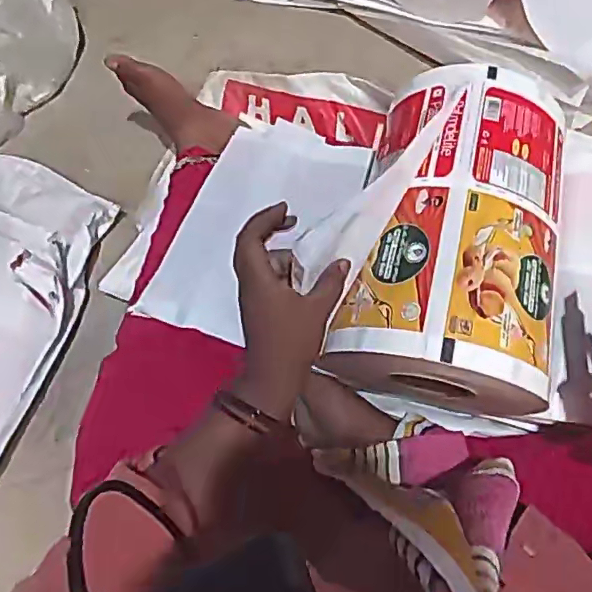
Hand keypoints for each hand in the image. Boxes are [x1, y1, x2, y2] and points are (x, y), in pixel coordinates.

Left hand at [234, 203, 350, 385]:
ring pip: (262, 265)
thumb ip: (330, 282)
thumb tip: (341, 263)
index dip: (265, 219)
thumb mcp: (317, 309)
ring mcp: (253, 298)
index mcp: (258, 279)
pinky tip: (307, 283)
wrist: (272, 380)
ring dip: (284, 257)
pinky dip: (285, 275)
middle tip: (292, 222)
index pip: (250, 237)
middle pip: (250, 246)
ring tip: (311, 262)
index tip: (286, 211)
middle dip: (270, 230)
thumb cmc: (290, 344)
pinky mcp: (259, 309)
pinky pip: (268, 281)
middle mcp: (250, 285)